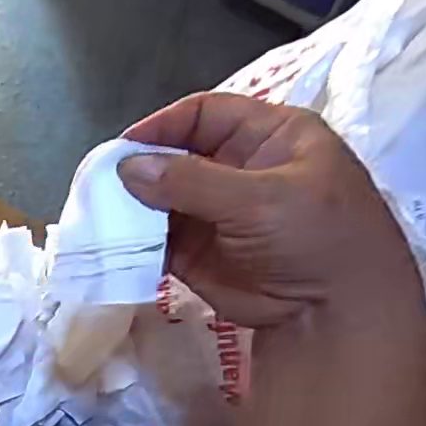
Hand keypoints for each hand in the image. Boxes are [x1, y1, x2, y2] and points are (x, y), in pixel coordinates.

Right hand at [117, 92, 418, 327]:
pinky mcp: (187, 249)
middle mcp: (232, 168)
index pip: (204, 114)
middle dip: (138, 168)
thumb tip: (126, 167)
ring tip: (100, 215)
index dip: (163, 125)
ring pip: (156, 197)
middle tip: (100, 186)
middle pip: (172, 155)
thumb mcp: (261, 199)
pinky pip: (150, 236)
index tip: (123, 149)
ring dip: (129, 206)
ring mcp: (207, 211)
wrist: (325, 311)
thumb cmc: (314, 238)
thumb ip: (191, 181)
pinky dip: (130, 239)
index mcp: (265, 137)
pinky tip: (111, 242)